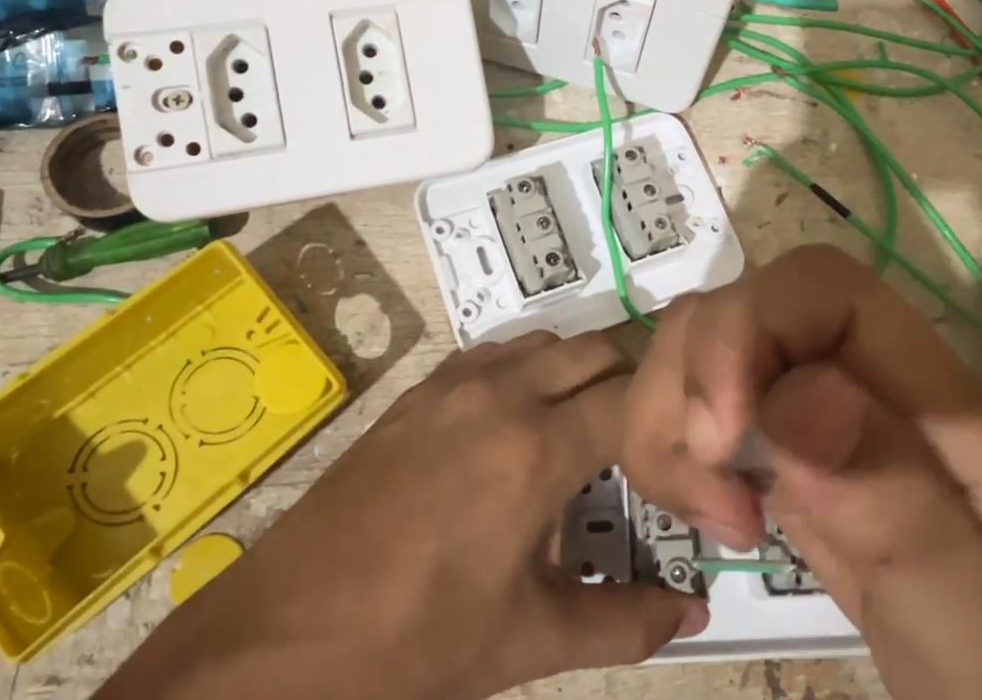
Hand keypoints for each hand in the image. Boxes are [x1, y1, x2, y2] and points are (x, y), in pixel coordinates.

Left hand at [98, 333, 707, 699]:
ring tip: (597, 417)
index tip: (691, 439)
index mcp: (536, 448)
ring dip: (579, 364)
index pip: (633, 398)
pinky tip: (522, 415)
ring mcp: (450, 385)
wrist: (287, 630)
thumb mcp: (530, 641)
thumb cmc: (417, 640)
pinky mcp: (414, 393)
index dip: (672, 413)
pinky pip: (492, 353)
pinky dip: (526, 366)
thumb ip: (625, 620)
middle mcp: (499, 395)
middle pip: (593, 349)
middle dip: (636, 374)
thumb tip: (694, 611)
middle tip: (658, 422)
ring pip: (542, 341)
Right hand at [623, 244, 981, 699]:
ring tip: (719, 517)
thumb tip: (802, 394)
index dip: (745, 331)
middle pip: (737, 306)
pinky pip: (690, 404)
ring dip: (669, 424)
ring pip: (695, 345)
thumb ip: (901, 509)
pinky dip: (670, 450)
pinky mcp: (776, 442)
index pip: (819, 287)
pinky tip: (715, 515)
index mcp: (929, 394)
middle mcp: (860, 375)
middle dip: (691, 390)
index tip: (718, 441)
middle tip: (722, 506)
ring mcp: (811, 404)